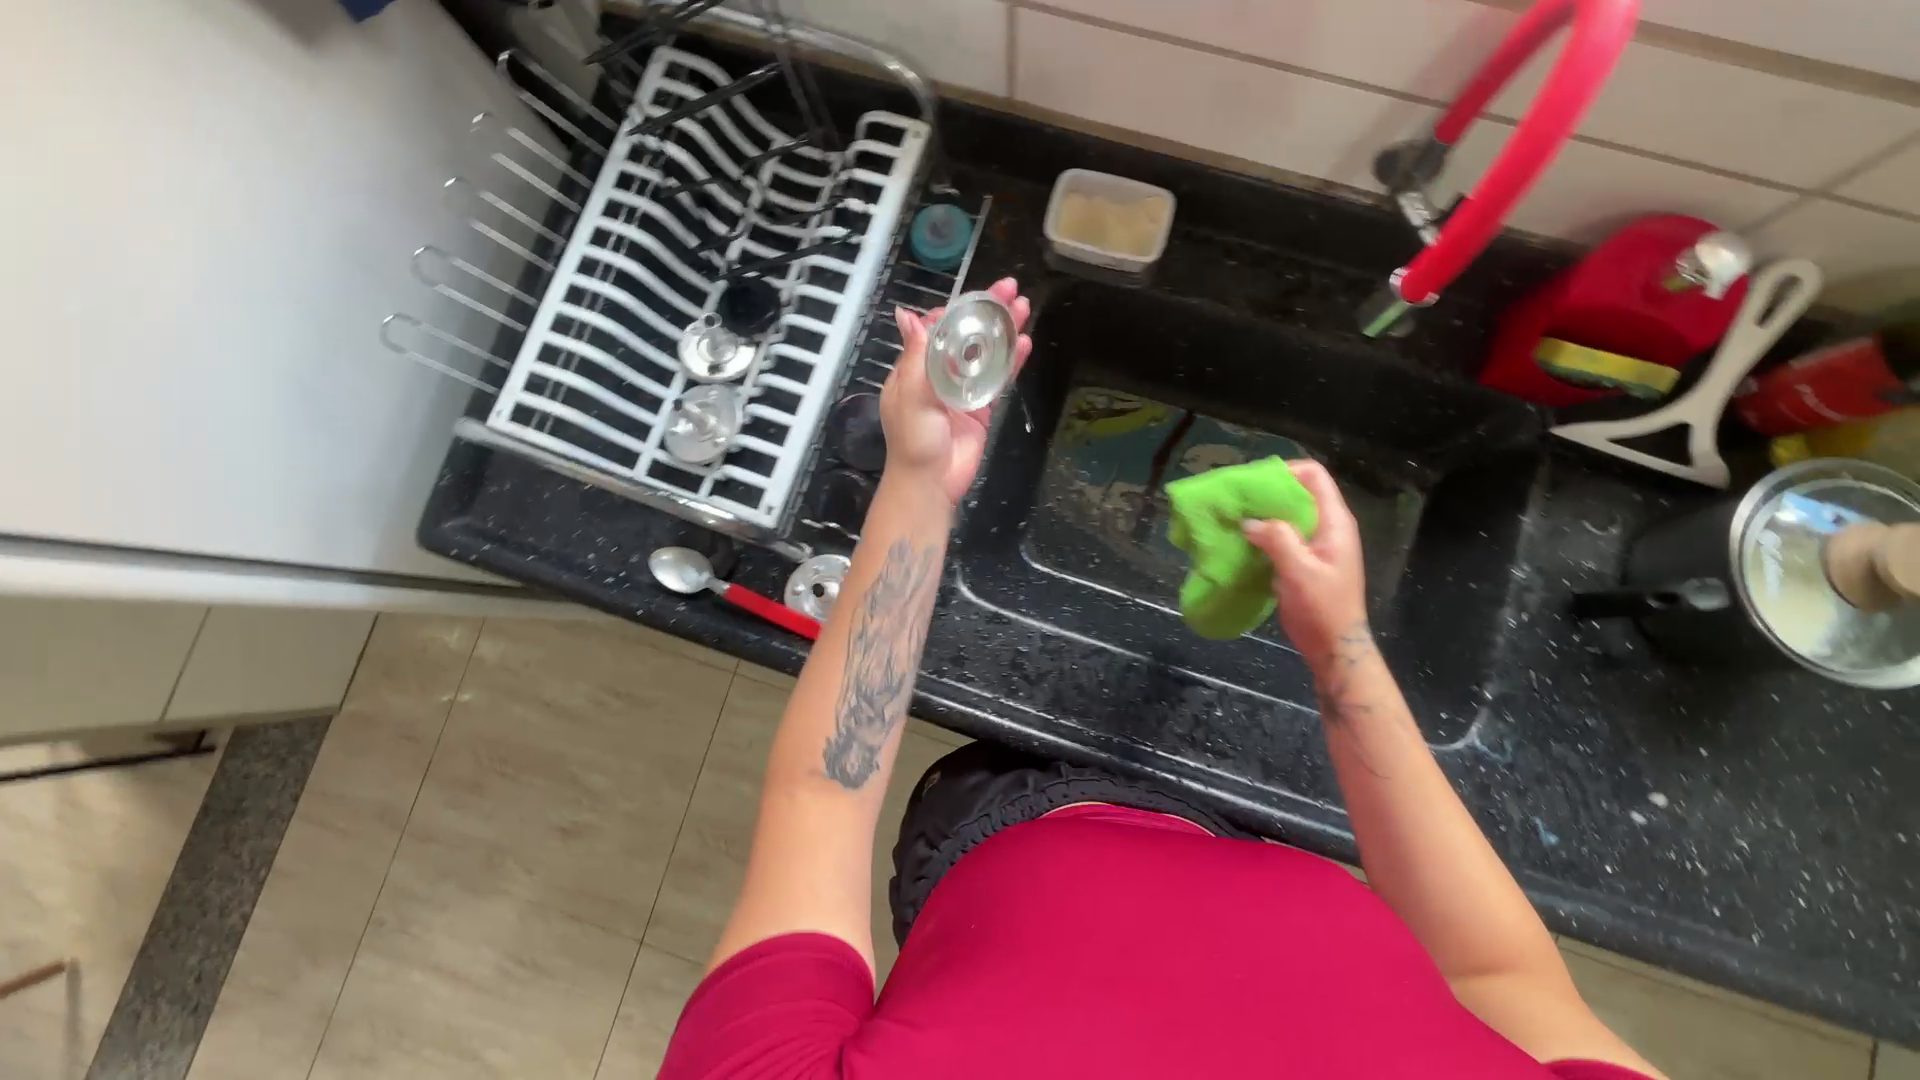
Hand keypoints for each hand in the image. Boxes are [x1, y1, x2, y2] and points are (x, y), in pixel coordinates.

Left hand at [881, 277, 1033, 507]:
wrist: (931, 484)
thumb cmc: (914, 440)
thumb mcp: (910, 394)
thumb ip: (916, 355)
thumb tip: (907, 314)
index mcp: (914, 370)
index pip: (937, 330)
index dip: (957, 310)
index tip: (976, 297)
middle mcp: (939, 375)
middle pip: (966, 336)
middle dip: (987, 313)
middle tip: (1010, 288)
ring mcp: (963, 390)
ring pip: (986, 353)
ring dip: (1004, 330)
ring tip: (1024, 307)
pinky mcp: (982, 408)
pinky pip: (998, 379)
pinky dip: (1012, 361)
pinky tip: (1025, 342)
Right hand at [1241, 460, 1370, 670]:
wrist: (1334, 646)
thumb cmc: (1323, 608)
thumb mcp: (1300, 571)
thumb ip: (1277, 539)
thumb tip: (1249, 522)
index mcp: (1334, 522)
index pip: (1314, 476)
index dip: (1285, 471)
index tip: (1253, 483)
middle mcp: (1327, 526)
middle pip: (1297, 492)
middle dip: (1266, 492)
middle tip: (1236, 499)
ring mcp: (1315, 543)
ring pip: (1287, 514)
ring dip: (1261, 514)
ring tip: (1233, 518)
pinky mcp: (1302, 559)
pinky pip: (1281, 535)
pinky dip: (1261, 534)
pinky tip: (1240, 541)